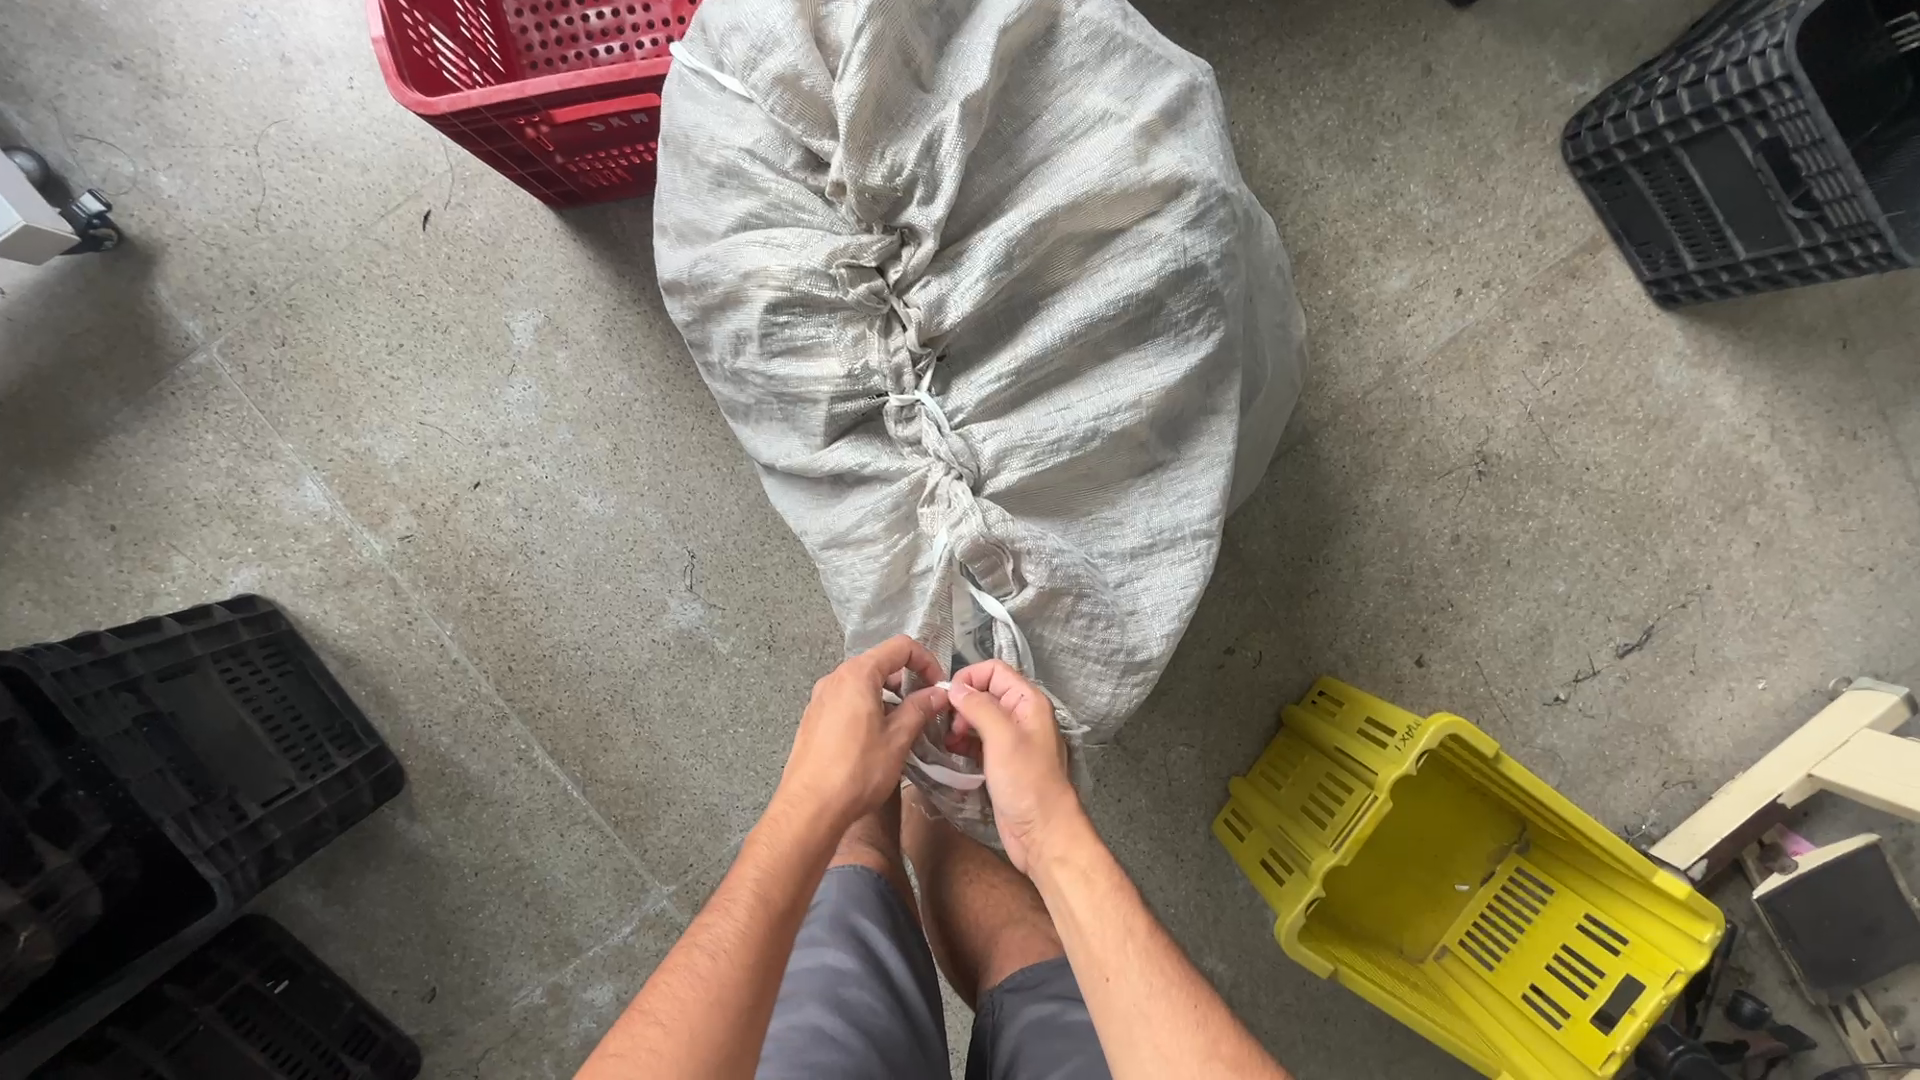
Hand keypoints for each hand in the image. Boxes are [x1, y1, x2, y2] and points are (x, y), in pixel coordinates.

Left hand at [775, 635, 946, 834]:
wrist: (808, 809)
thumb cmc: (857, 771)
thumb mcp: (897, 739)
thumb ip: (920, 708)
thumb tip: (938, 693)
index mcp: (857, 675)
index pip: (900, 647)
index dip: (926, 661)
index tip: (938, 687)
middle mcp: (835, 678)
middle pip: (880, 663)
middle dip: (908, 680)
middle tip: (925, 708)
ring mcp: (820, 698)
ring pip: (863, 683)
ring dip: (889, 696)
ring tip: (904, 726)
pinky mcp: (813, 718)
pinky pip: (847, 701)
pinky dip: (868, 708)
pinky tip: (876, 738)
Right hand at [945, 660, 1085, 874]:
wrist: (1042, 833)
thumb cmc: (1027, 783)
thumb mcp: (1002, 737)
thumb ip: (979, 706)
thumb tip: (956, 688)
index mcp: (1028, 702)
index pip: (994, 671)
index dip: (969, 678)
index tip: (948, 698)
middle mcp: (1021, 716)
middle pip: (984, 693)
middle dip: (961, 703)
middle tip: (947, 725)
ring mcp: (1012, 740)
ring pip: (979, 717)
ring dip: (959, 724)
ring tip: (947, 741)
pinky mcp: (1002, 762)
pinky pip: (978, 741)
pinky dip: (964, 742)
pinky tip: (953, 752)